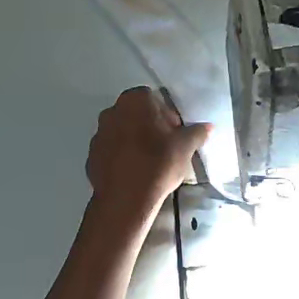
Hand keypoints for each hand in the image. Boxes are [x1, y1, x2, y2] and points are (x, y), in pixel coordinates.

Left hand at [86, 87, 211, 210]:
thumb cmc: (158, 163)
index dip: (167, 115)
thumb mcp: (185, 147)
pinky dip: (120, 158)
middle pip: (136, 114)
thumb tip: (207, 127)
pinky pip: (111, 151)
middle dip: (149, 126)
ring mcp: (98, 134)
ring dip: (133, 141)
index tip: (175, 134)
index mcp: (134, 101)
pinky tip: (134, 173)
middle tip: (165, 148)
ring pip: (121, 132)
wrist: (125, 199)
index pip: (154, 99)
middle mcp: (111, 112)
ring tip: (149, 163)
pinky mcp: (91, 156)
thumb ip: (196, 132)